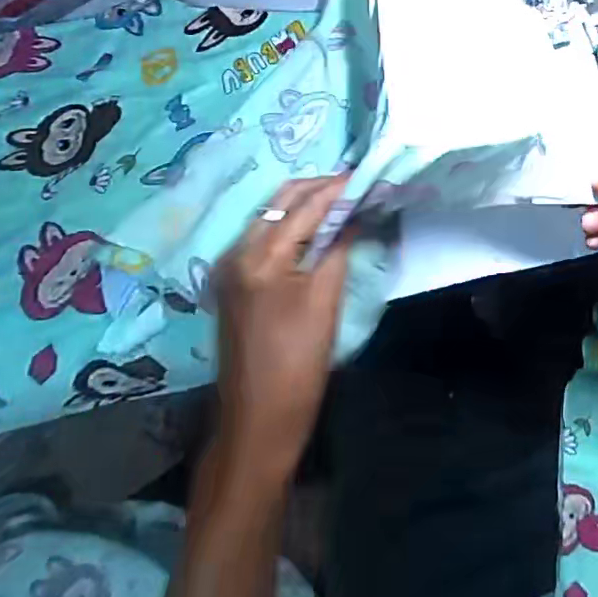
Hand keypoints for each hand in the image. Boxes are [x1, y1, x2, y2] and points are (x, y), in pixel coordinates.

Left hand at [211, 175, 352, 478]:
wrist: (256, 421)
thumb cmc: (297, 364)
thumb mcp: (325, 302)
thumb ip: (337, 249)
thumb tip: (353, 215)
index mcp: (259, 256)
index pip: (305, 206)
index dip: (338, 188)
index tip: (367, 174)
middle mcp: (237, 252)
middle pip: (281, 202)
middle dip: (319, 188)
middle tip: (356, 186)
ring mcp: (230, 267)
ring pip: (271, 216)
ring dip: (305, 205)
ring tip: (342, 202)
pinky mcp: (233, 282)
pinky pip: (264, 237)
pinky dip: (291, 226)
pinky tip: (316, 229)